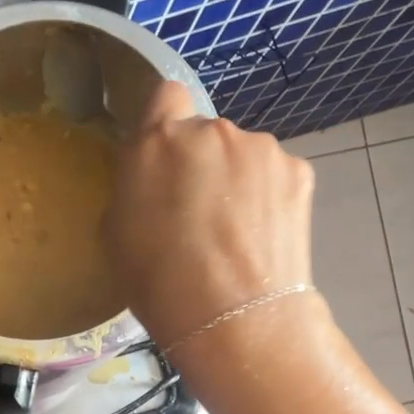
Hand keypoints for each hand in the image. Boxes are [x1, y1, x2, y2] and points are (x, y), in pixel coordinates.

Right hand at [104, 81, 315, 352]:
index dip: (161, 123)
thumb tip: (153, 181)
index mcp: (158, 142)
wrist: (231, 317)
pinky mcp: (297, 171)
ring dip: (232, 181)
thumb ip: (134, 189)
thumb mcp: (116, 235)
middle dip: (196, 163)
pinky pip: (271, 176)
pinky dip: (263, 199)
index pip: (163, 96)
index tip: (158, 159)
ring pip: (239, 155)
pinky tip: (256, 239)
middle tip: (191, 213)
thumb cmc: (156, 283)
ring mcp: (260, 148)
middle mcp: (211, 130)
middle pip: (202, 134)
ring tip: (228, 234)